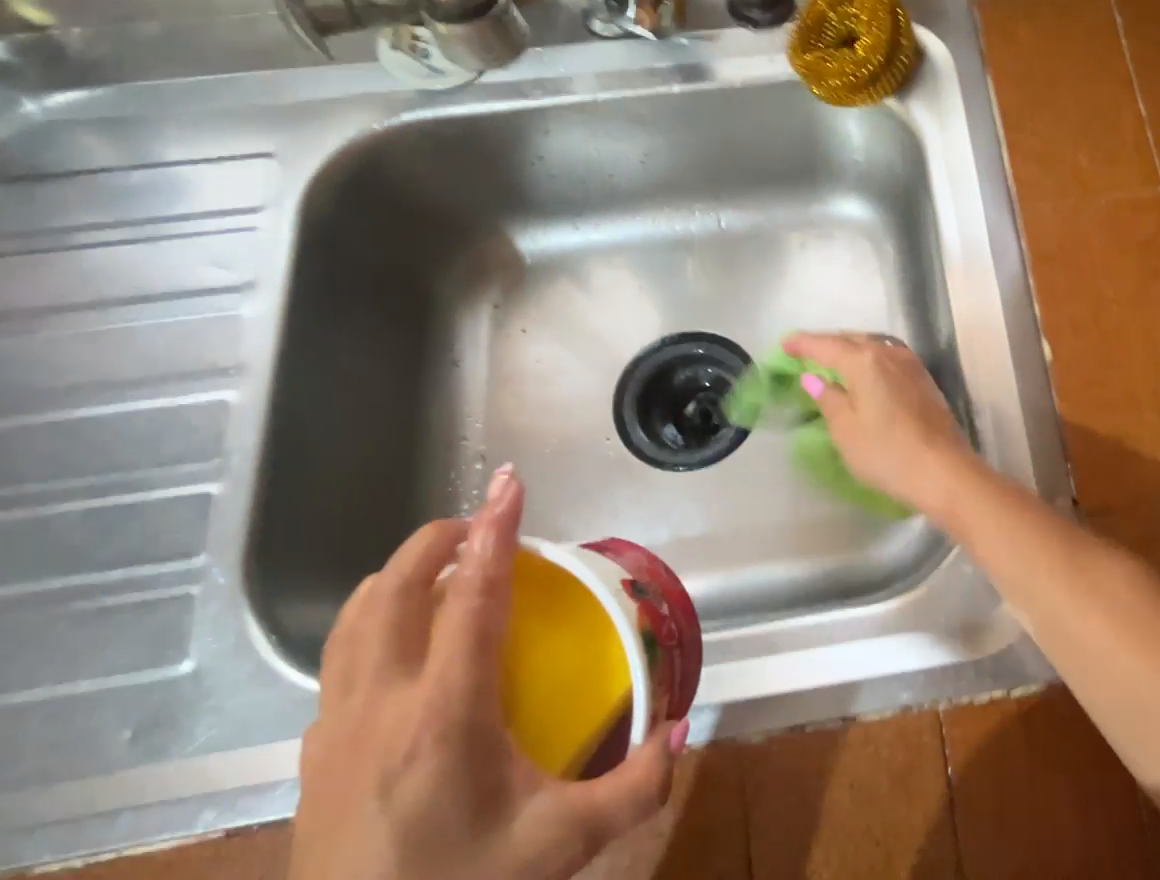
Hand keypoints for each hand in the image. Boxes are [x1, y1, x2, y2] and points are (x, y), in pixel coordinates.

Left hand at [290, 465, 685, 879]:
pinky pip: (339, 662)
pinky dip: (374, 626)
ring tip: (442, 573)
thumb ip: (637, 785)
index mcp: (445, 717)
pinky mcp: (311, 755)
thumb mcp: (566, 844)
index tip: (510, 483)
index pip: (471, 600)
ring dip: (398, 577)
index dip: (495, 534)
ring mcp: (333, 730)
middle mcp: (379, 707)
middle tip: (481, 527)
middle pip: (393, 590)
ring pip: (353, 619)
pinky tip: (407, 654)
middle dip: (435, 539)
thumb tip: (681, 729)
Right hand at [783, 332, 981, 515]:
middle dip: (828, 343)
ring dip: (851, 350)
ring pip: (874, 347)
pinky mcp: (924, 382)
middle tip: (806, 353)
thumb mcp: (846, 430)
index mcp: (865, 361)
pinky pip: (889, 359)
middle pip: (853, 340)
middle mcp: (890, 354)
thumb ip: (828, 399)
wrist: (944, 472)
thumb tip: (815, 378)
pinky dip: (870, 361)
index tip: (785, 344)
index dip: (804, 343)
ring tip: (833, 361)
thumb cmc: (887, 453)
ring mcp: (912, 366)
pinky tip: (865, 375)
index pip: (826, 345)